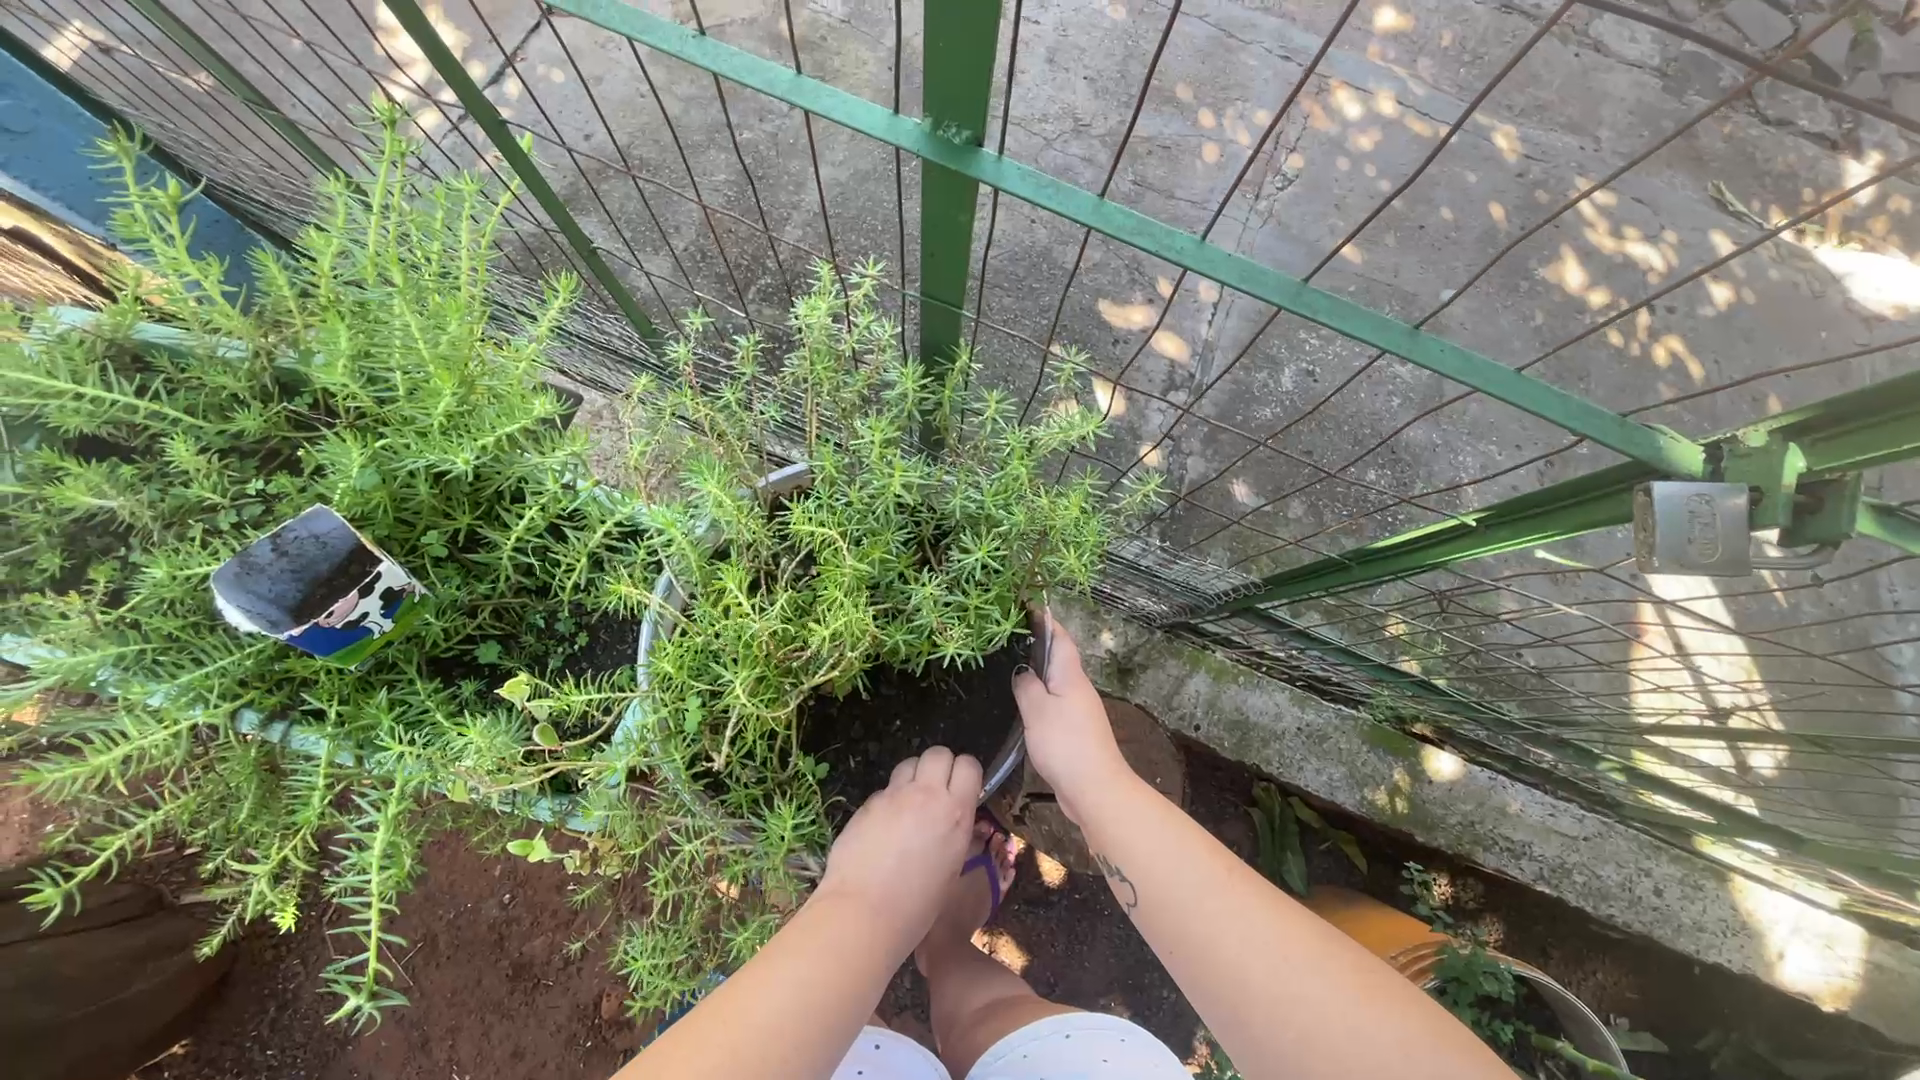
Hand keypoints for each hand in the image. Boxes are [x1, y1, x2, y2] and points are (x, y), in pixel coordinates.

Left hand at [813, 746, 980, 952]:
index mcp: (956, 812)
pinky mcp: (867, 804)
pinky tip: (882, 828)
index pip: (968, 765)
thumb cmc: (918, 905)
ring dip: (913, 777)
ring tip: (909, 803)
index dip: (966, 773)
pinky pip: (884, 790)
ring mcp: (893, 796)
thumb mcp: (952, 867)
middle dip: (939, 766)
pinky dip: (888, 802)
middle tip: (935, 790)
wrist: (865, 912)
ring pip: (908, 764)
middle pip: (938, 753)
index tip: (961, 788)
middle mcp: (926, 795)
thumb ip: (953, 832)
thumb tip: (949, 820)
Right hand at [1012, 615, 1131, 822]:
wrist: (1095, 789)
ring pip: (1055, 683)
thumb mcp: (1037, 710)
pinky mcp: (1074, 732)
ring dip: (1037, 673)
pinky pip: (1054, 704)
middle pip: (1058, 659)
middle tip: (1008, 637)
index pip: (1061, 639)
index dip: (1046, 622)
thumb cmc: (1065, 744)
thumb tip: (1022, 672)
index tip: (1028, 608)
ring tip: (1009, 666)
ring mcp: (1078, 711)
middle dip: (1037, 645)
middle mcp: (1078, 688)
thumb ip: (1026, 686)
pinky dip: (1038, 698)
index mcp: (1071, 676)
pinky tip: (1022, 705)